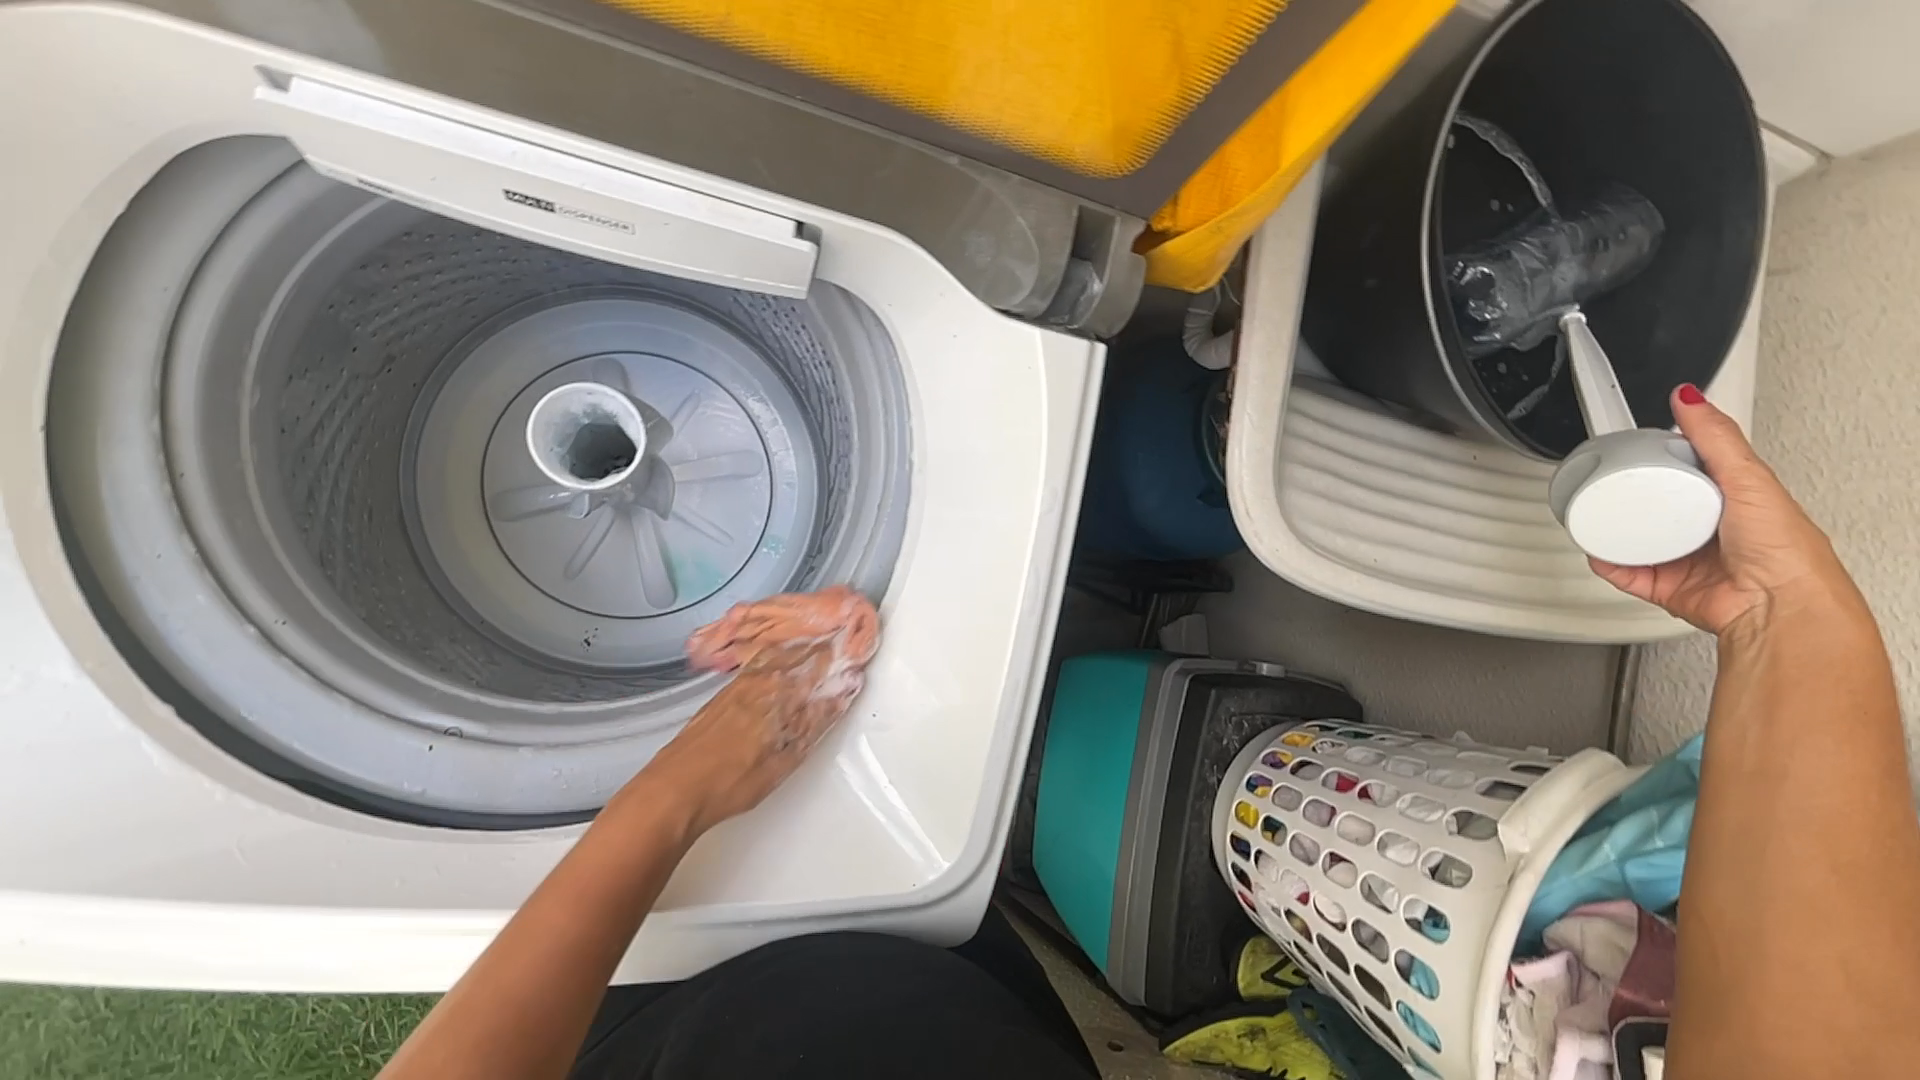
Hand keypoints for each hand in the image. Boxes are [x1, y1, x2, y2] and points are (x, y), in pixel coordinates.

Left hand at [624, 589, 879, 836]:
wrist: (677, 788)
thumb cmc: (732, 779)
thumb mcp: (787, 756)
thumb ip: (818, 718)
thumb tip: (845, 688)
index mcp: (782, 690)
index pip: (823, 660)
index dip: (844, 650)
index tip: (862, 640)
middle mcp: (763, 678)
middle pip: (804, 652)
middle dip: (829, 644)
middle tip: (850, 635)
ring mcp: (742, 682)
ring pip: (783, 654)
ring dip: (806, 647)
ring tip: (824, 644)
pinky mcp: (728, 692)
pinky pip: (764, 662)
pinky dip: (783, 656)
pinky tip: (786, 660)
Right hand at [1589, 385, 1862, 637]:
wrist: (1775, 605)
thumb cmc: (1785, 549)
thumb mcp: (1748, 477)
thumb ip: (1716, 437)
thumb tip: (1688, 398)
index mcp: (1731, 503)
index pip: (1686, 473)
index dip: (1658, 461)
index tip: (1634, 451)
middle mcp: (1707, 531)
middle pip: (1653, 507)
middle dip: (1627, 499)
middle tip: (1606, 483)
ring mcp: (1683, 559)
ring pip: (1633, 539)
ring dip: (1610, 530)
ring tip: (1593, 515)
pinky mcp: (1663, 585)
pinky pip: (1623, 571)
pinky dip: (1606, 562)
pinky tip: (1597, 550)